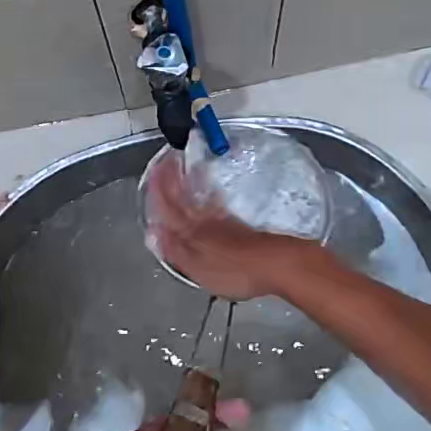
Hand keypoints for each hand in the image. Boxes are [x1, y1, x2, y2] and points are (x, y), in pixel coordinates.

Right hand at [144, 152, 326, 301]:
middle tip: (166, 159)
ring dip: (191, 181)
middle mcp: (205, 222)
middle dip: (173, 179)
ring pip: (201, 197)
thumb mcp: (199, 268)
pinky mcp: (238, 225)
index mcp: (192, 233)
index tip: (154, 170)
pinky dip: (211, 192)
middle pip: (184, 198)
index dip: (159, 190)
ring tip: (184, 166)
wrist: (276, 263)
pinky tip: (211, 188)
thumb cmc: (237, 270)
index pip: (170, 208)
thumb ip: (176, 250)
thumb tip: (155, 234)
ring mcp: (223, 221)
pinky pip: (218, 202)